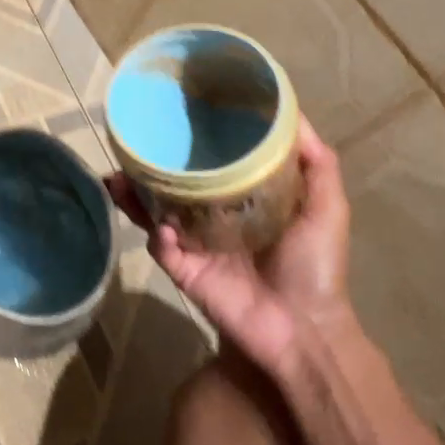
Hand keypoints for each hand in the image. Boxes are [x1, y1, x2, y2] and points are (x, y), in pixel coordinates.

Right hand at [107, 117, 354, 377]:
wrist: (303, 330)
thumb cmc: (316, 267)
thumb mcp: (327, 210)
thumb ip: (318, 166)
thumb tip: (296, 114)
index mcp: (243, 202)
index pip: (212, 165)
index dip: (193, 143)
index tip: (178, 115)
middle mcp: (213, 218)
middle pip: (173, 186)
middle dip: (148, 168)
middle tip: (131, 147)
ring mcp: (195, 245)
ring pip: (154, 214)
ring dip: (134, 197)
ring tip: (117, 179)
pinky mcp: (183, 270)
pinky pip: (161, 248)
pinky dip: (159, 237)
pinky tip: (164, 229)